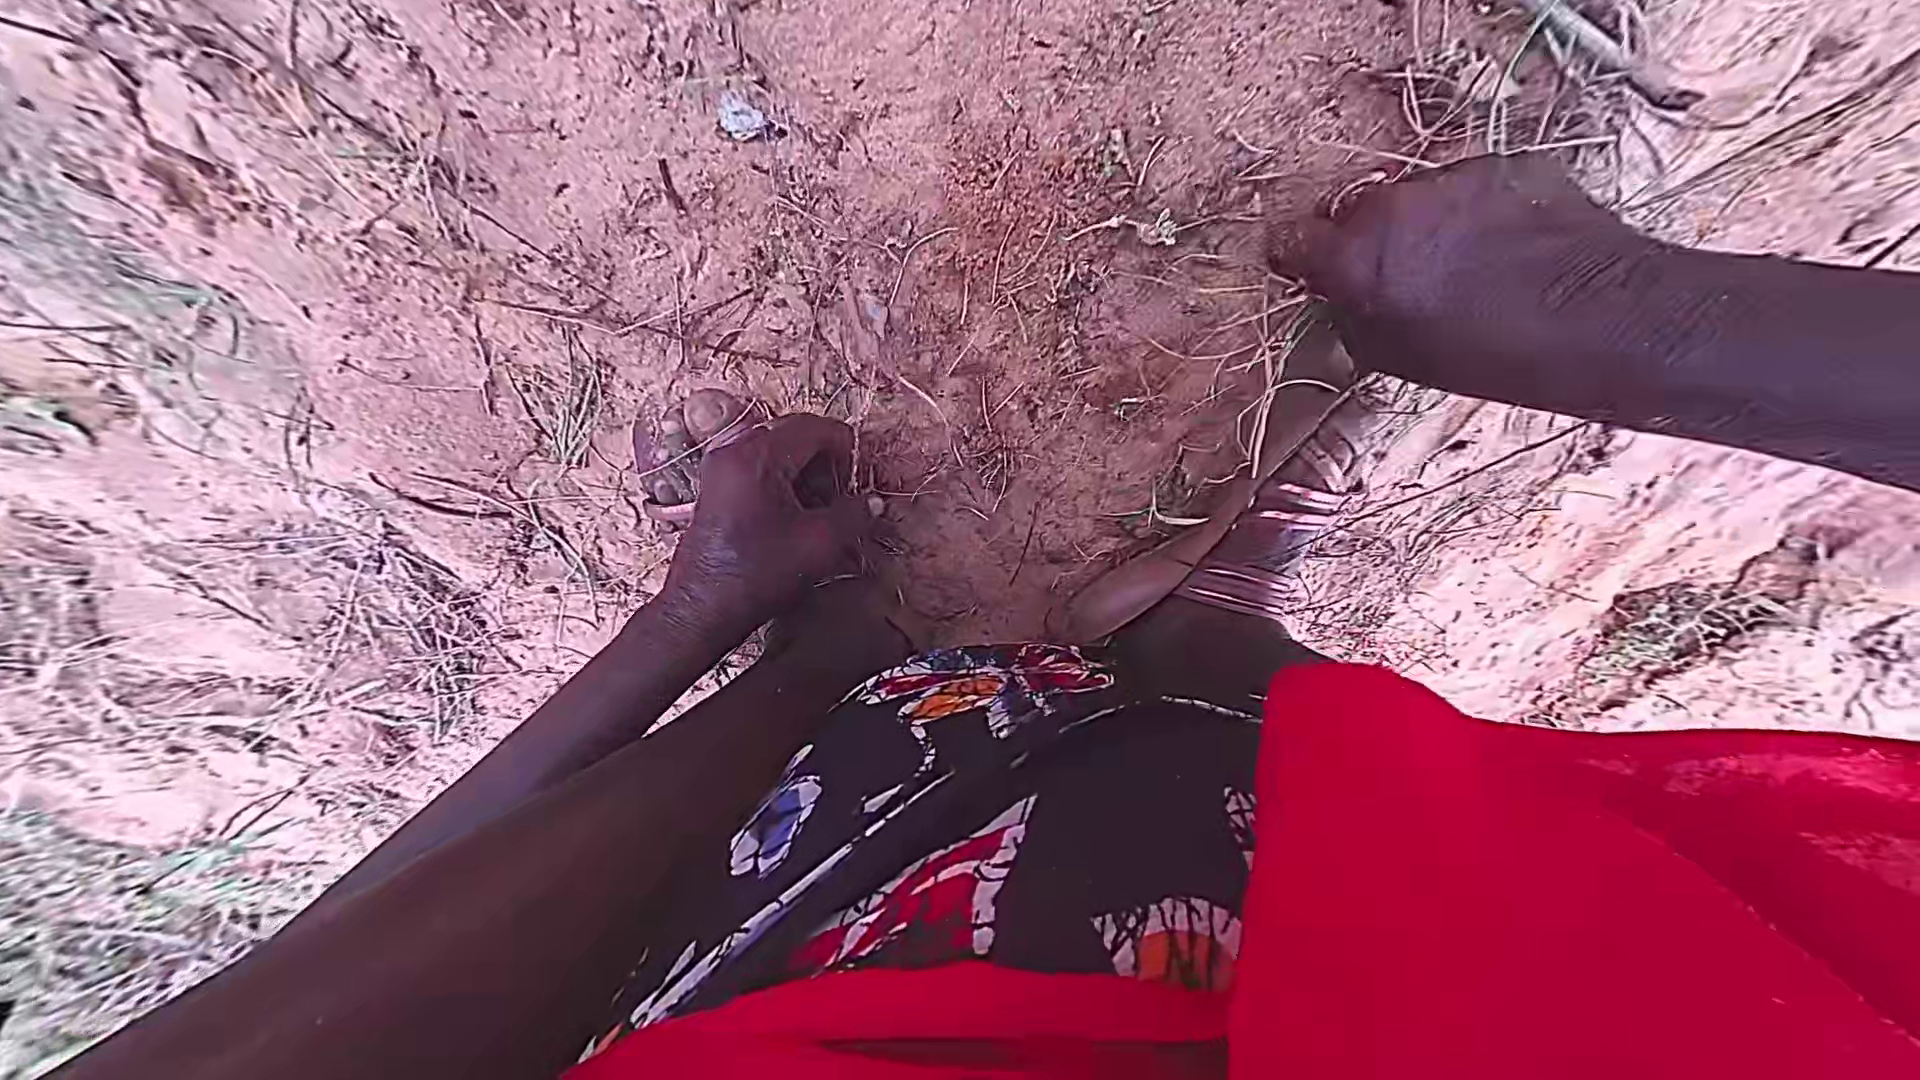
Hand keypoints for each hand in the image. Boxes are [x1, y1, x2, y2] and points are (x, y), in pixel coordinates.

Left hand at [656, 413, 871, 640]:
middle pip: (796, 434)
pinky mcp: (717, 487)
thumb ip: (856, 514)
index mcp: (758, 455)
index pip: (816, 427)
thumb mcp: (820, 543)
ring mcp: (721, 467)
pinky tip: (794, 518)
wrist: (703, 608)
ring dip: (807, 474)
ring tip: (818, 512)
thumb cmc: (759, 573)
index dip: (846, 451)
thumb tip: (875, 502)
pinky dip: (785, 483)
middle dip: (826, 463)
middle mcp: (734, 449)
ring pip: (779, 451)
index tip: (854, 483)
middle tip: (838, 499)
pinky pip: (760, 467)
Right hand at [1273, 155, 1671, 405]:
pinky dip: (1463, 212)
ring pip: (1409, 198)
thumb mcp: (1381, 352)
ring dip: (1412, 225)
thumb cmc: (1473, 354)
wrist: (1590, 320)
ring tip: (1445, 262)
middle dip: (1358, 240)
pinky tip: (1490, 245)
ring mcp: (1451, 179)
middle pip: (1351, 213)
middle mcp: (1392, 206)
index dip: (1295, 257)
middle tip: (1381, 274)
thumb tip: (1337, 292)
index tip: (1301, 270)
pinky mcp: (1506, 164)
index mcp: (1353, 256)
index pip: (1292, 240)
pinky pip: (1462, 188)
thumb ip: (1344, 312)